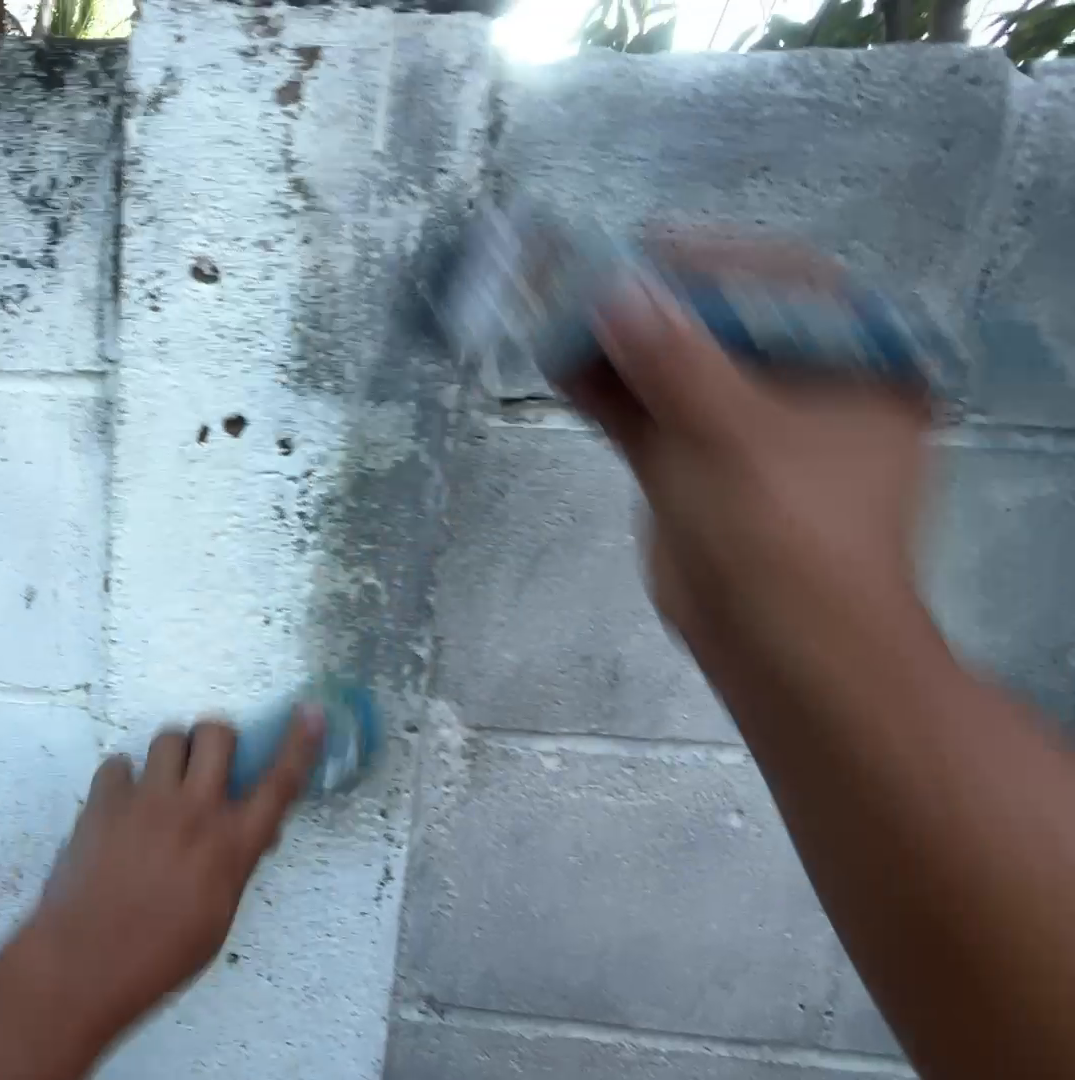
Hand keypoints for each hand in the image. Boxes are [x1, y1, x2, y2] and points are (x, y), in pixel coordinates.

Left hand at [0, 710, 323, 1038]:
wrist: (86, 961)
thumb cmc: (162, 953)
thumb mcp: (218, 915)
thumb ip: (234, 863)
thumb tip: (253, 832)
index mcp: (232, 845)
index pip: (279, 784)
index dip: (300, 744)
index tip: (310, 712)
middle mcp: (195, 810)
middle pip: (217, 733)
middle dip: (216, 740)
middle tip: (205, 765)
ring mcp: (147, 799)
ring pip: (168, 737)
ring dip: (171, 757)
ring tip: (160, 787)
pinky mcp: (104, 798)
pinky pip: (118, 763)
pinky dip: (122, 779)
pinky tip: (119, 808)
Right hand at [560, 234, 933, 667]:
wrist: (774, 639)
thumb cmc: (785, 531)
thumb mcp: (733, 435)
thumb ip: (673, 360)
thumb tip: (613, 290)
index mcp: (851, 365)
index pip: (781, 287)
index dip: (708, 263)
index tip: (639, 249)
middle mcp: (796, 385)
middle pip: (713, 324)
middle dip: (645, 303)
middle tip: (579, 279)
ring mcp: (735, 425)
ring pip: (667, 368)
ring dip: (612, 345)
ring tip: (552, 314)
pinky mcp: (686, 461)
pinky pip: (641, 411)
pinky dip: (601, 389)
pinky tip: (558, 364)